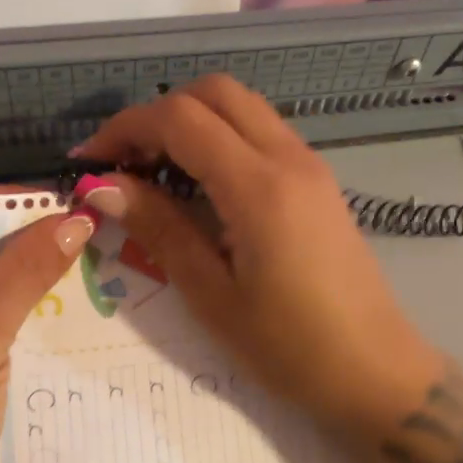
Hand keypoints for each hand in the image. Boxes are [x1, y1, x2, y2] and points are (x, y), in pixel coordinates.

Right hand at [73, 75, 440, 435]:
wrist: (374, 371)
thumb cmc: (289, 347)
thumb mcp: (212, 296)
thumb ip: (160, 229)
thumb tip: (103, 186)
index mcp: (259, 187)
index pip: (180, 119)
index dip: (125, 129)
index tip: (88, 163)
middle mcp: (289, 159)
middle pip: (215, 92)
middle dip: (159, 113)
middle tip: (124, 162)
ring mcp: (311, 166)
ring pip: (242, 107)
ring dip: (193, 122)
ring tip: (155, 173)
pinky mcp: (319, 182)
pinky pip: (263, 133)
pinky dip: (222, 138)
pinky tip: (199, 186)